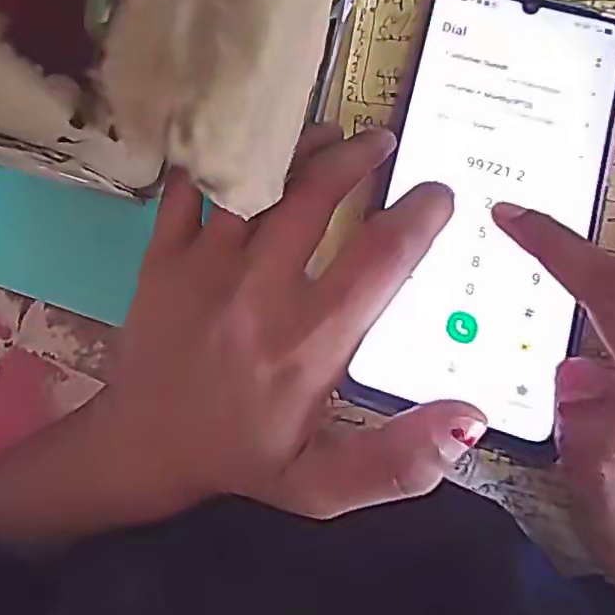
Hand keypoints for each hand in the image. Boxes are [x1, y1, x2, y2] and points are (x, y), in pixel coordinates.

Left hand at [0, 125, 485, 548]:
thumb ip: (397, 459)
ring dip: (298, 148)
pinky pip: (190, 187)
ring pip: (258, 181)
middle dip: (357, 157)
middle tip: (381, 139)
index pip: (379, 259)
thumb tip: (470, 419)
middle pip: (316, 196)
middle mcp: (258, 291)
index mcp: (308, 342)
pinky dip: (217, 160)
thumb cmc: (242, 456)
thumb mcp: (323, 483)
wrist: (143, 446)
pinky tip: (243, 146)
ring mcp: (203, 265)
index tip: (438, 192)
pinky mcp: (161, 254)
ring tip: (328, 132)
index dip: (418, 216)